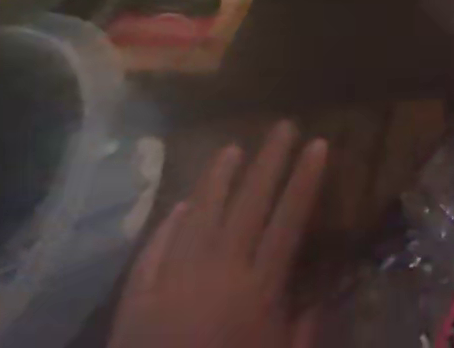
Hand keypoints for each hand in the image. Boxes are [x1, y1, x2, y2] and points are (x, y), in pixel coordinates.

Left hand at [110, 122, 328, 347]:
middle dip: (268, 163)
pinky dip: (166, 228)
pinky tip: (179, 207)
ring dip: (216, 181)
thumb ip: (304, 332)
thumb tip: (320, 300)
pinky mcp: (133, 307)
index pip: (289, 220)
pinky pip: (152, 256)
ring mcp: (171, 287)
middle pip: (248, 206)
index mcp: (258, 290)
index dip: (305, 179)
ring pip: (198, 219)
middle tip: (283, 126)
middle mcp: (218, 276)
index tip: (318, 144)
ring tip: (231, 149)